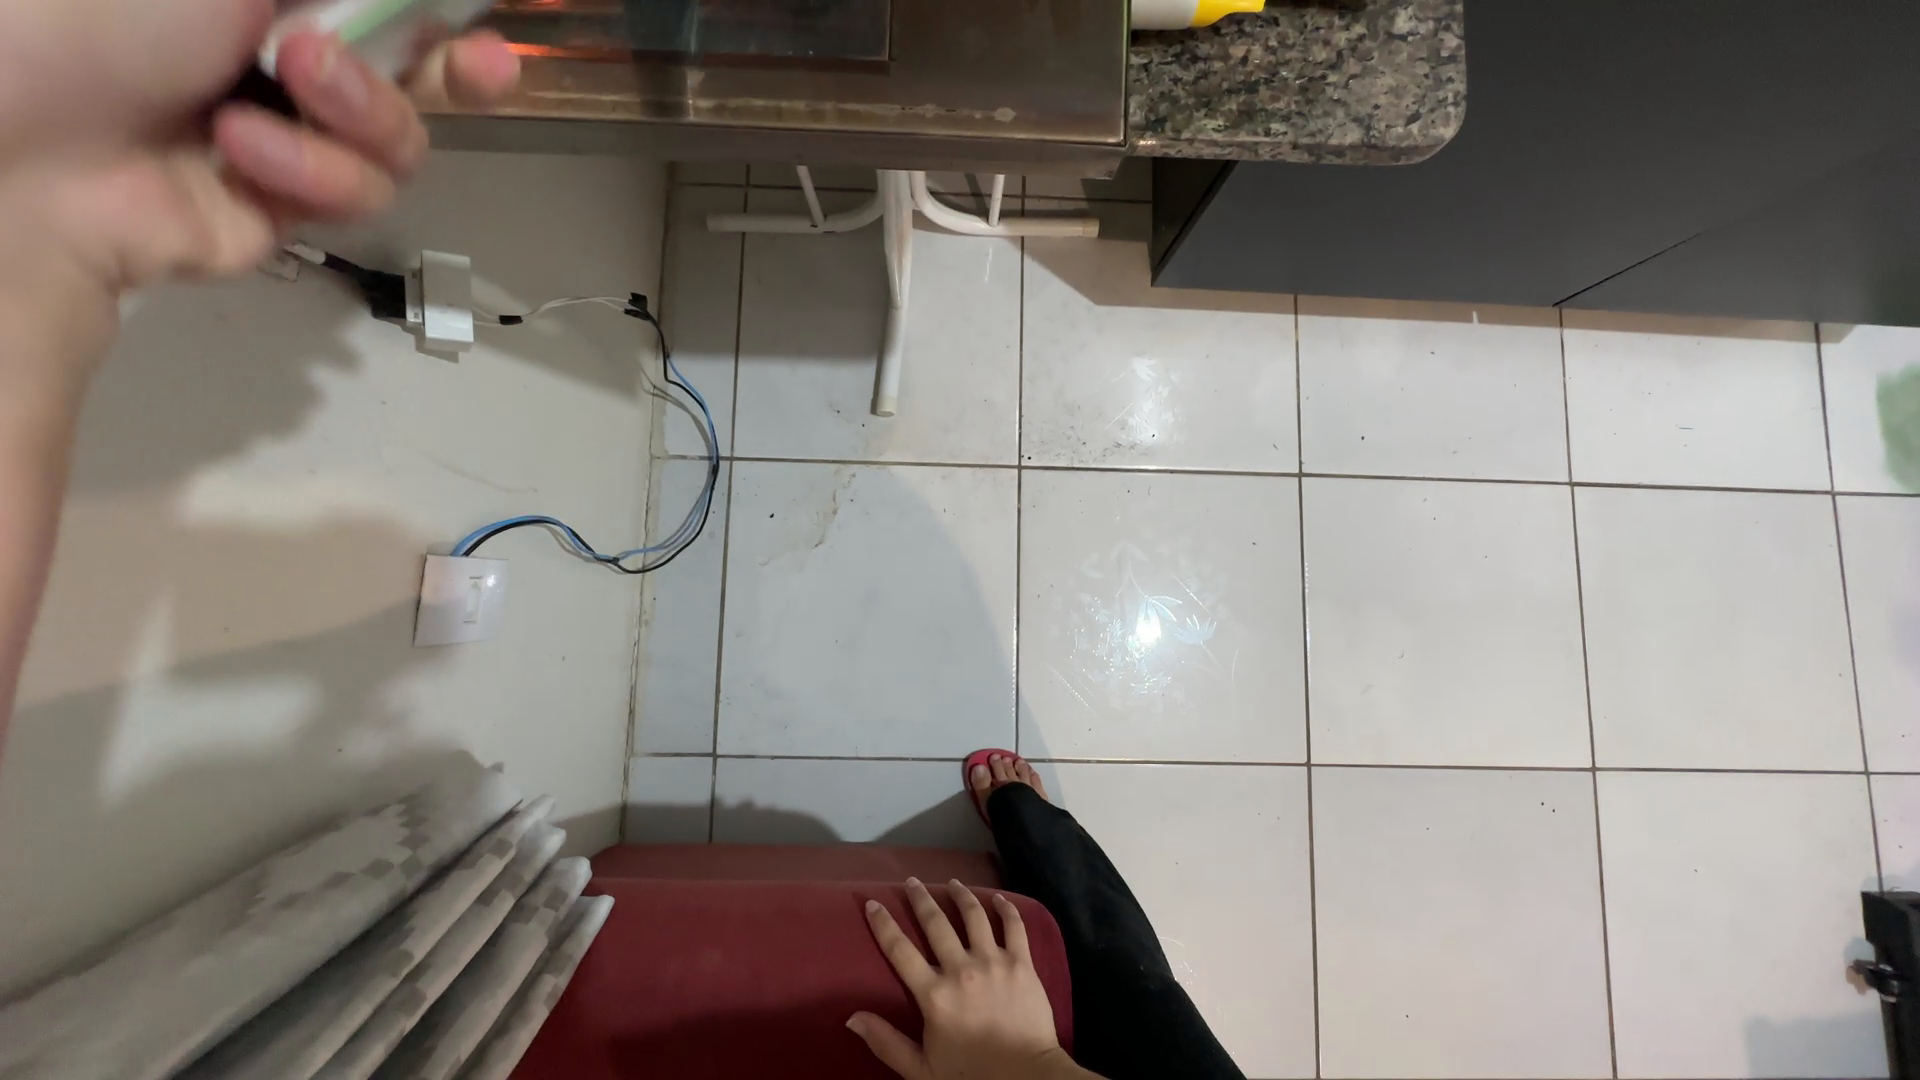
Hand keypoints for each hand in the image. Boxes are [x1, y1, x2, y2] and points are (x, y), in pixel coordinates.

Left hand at [0, 0, 520, 388]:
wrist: (19, 146)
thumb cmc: (92, 12)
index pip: (383, 10)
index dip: (445, 24)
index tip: (487, 39)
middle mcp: (283, 56)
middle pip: (413, 75)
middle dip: (450, 74)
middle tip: (484, 71)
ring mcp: (294, 133)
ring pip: (400, 143)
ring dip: (359, 120)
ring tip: (279, 95)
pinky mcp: (296, 204)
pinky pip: (361, 193)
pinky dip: (316, 175)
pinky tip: (245, 156)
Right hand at [850, 877, 1084, 1079]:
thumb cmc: (971, 1078)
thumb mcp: (921, 1071)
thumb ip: (887, 1042)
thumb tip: (852, 1017)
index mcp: (934, 995)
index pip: (900, 951)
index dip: (884, 924)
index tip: (873, 902)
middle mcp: (961, 969)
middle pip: (936, 923)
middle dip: (921, 898)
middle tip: (912, 881)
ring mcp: (993, 961)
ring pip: (973, 915)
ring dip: (961, 894)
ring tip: (952, 882)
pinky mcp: (1022, 962)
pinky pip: (1014, 925)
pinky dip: (1006, 907)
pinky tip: (998, 898)